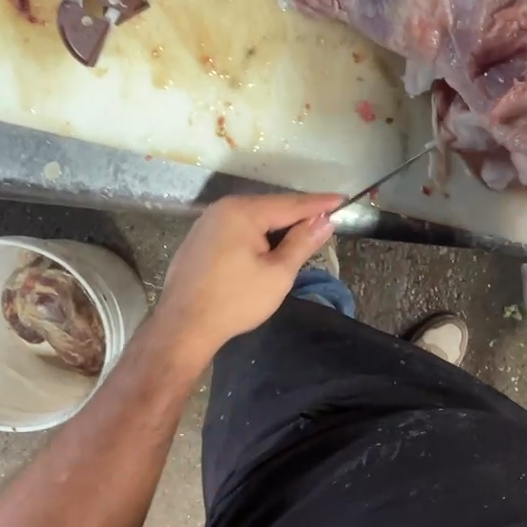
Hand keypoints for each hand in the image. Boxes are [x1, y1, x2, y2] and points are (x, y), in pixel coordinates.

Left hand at [152, 192, 343, 358]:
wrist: (184, 325)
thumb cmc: (236, 301)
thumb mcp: (278, 274)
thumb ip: (302, 243)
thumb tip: (325, 221)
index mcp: (243, 212)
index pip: (291, 204)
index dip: (319, 204)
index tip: (342, 201)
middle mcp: (222, 209)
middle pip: (270, 208)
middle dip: (298, 215)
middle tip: (326, 219)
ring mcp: (207, 223)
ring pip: (252, 219)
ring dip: (278, 226)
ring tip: (302, 234)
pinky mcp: (200, 240)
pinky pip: (236, 229)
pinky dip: (257, 235)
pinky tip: (267, 247)